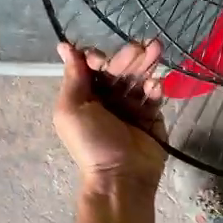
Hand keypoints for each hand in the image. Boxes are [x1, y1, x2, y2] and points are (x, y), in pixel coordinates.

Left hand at [54, 39, 168, 193]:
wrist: (121, 176)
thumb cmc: (92, 142)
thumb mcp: (71, 109)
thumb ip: (72, 77)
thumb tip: (65, 46)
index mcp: (86, 96)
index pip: (94, 67)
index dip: (100, 58)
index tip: (103, 59)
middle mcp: (108, 98)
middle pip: (120, 69)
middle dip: (129, 56)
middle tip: (140, 46)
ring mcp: (132, 106)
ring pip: (139, 77)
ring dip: (147, 63)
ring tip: (157, 48)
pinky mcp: (152, 115)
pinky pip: (154, 95)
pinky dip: (155, 87)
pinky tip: (155, 85)